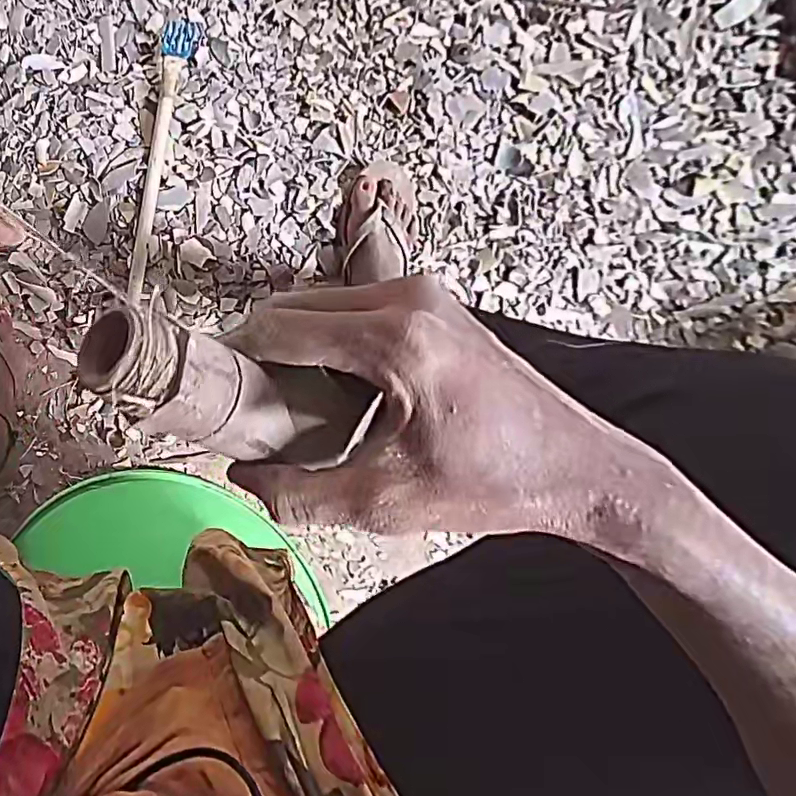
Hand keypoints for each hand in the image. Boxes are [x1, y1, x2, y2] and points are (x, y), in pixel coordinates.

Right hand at [221, 276, 684, 548]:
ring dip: (287, 339)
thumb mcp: (383, 503)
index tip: (214, 384)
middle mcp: (407, 298)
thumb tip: (243, 475)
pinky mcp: (428, 301)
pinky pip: (345, 306)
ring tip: (278, 391)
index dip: (236, 355)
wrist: (582, 469)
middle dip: (257, 347)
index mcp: (395, 340)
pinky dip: (319, 335)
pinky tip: (322, 378)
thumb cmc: (493, 485)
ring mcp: (421, 292)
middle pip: (291, 306)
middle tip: (244, 395)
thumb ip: (297, 494)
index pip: (279, 328)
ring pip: (316, 302)